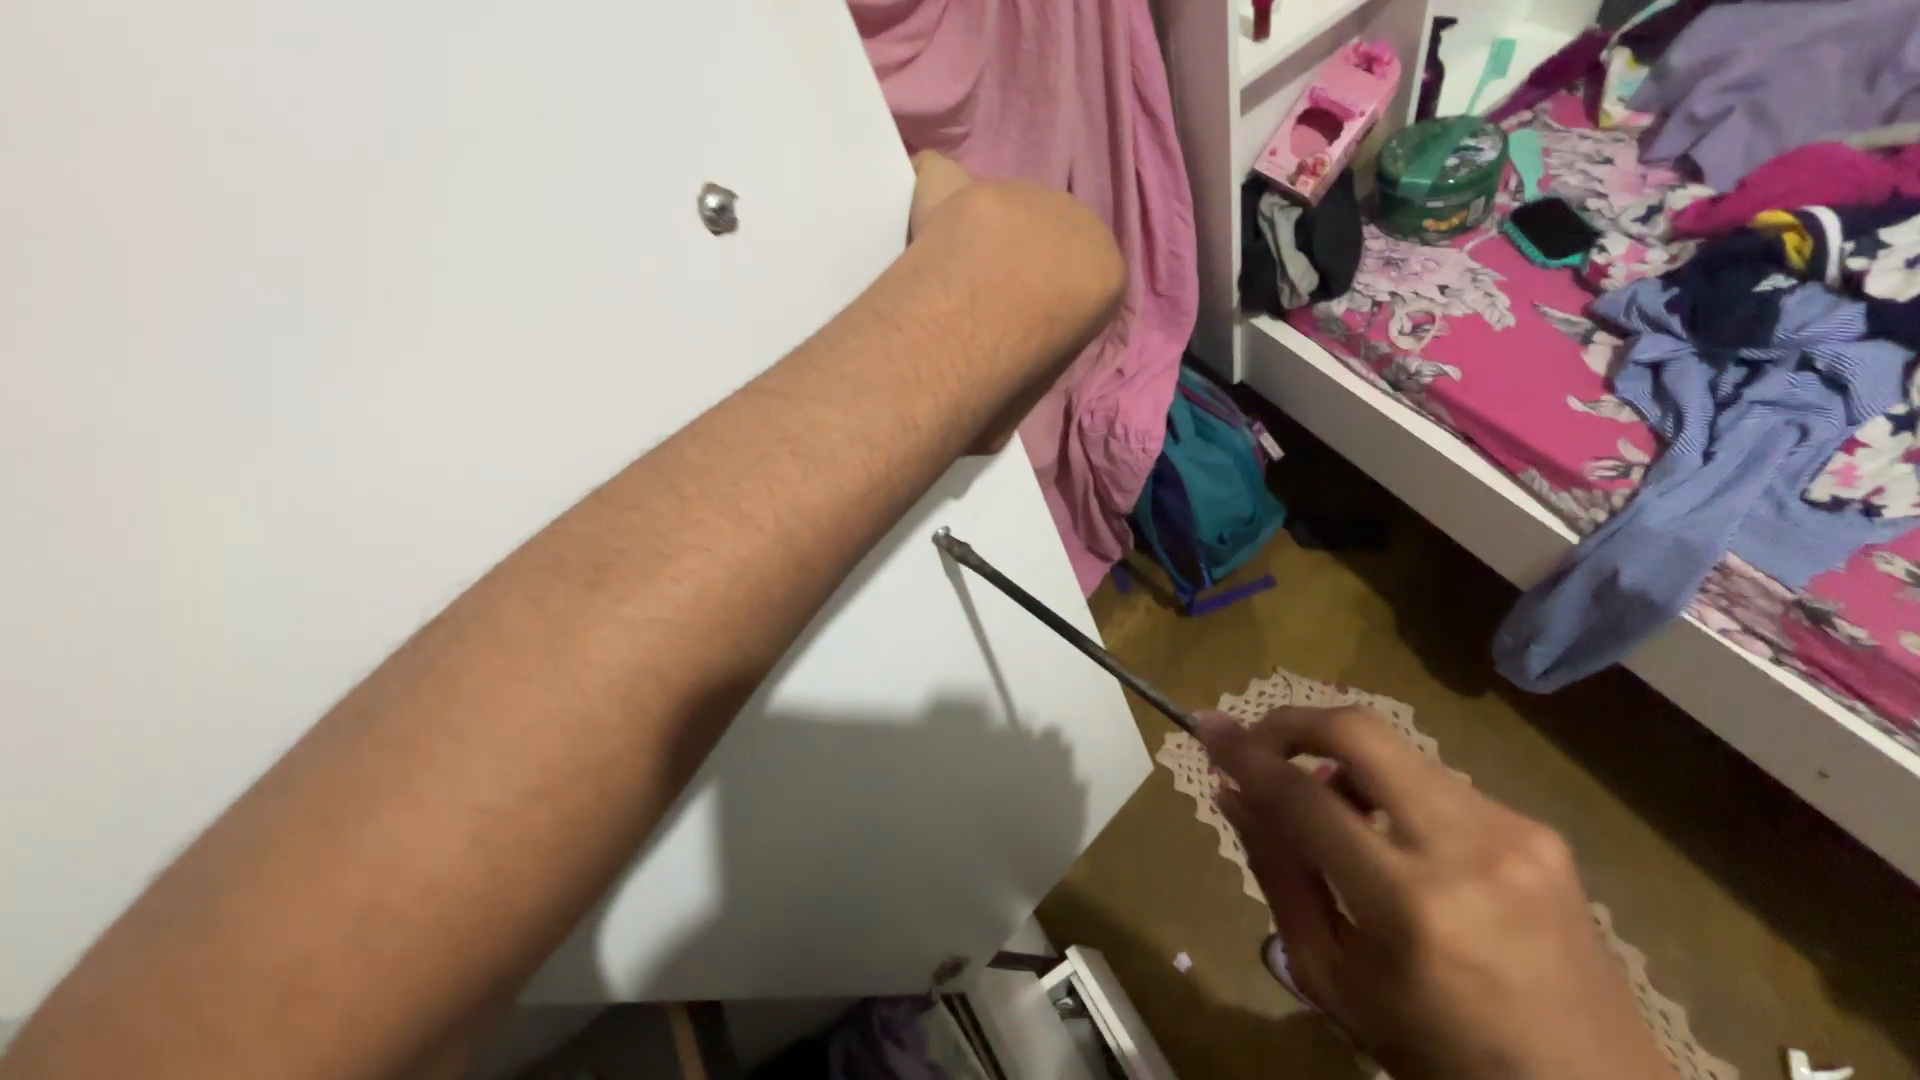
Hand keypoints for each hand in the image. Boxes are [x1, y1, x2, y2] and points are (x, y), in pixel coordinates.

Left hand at [901, 150, 1121, 455]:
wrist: (985, 322)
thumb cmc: (1017, 373)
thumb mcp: (1035, 392)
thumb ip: (1030, 367)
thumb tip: (1003, 383)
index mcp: (1105, 276)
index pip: (1077, 284)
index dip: (1041, 309)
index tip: (1009, 333)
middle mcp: (1073, 221)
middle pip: (1040, 240)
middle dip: (1010, 266)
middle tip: (969, 307)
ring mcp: (1019, 194)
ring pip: (995, 213)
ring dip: (970, 238)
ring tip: (935, 277)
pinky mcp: (963, 182)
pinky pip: (940, 179)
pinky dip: (927, 197)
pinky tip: (911, 220)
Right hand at [1198, 707, 1675, 1079]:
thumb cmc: (1436, 1051)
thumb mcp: (1332, 977)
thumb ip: (1279, 874)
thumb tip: (1233, 793)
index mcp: (1407, 903)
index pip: (1302, 796)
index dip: (1244, 753)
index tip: (1206, 725)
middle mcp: (1467, 846)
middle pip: (1360, 731)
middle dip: (1293, 722)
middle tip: (1257, 743)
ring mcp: (1515, 830)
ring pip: (1398, 752)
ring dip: (1342, 762)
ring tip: (1325, 810)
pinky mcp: (1540, 829)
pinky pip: (1438, 783)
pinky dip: (1391, 792)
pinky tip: (1389, 837)